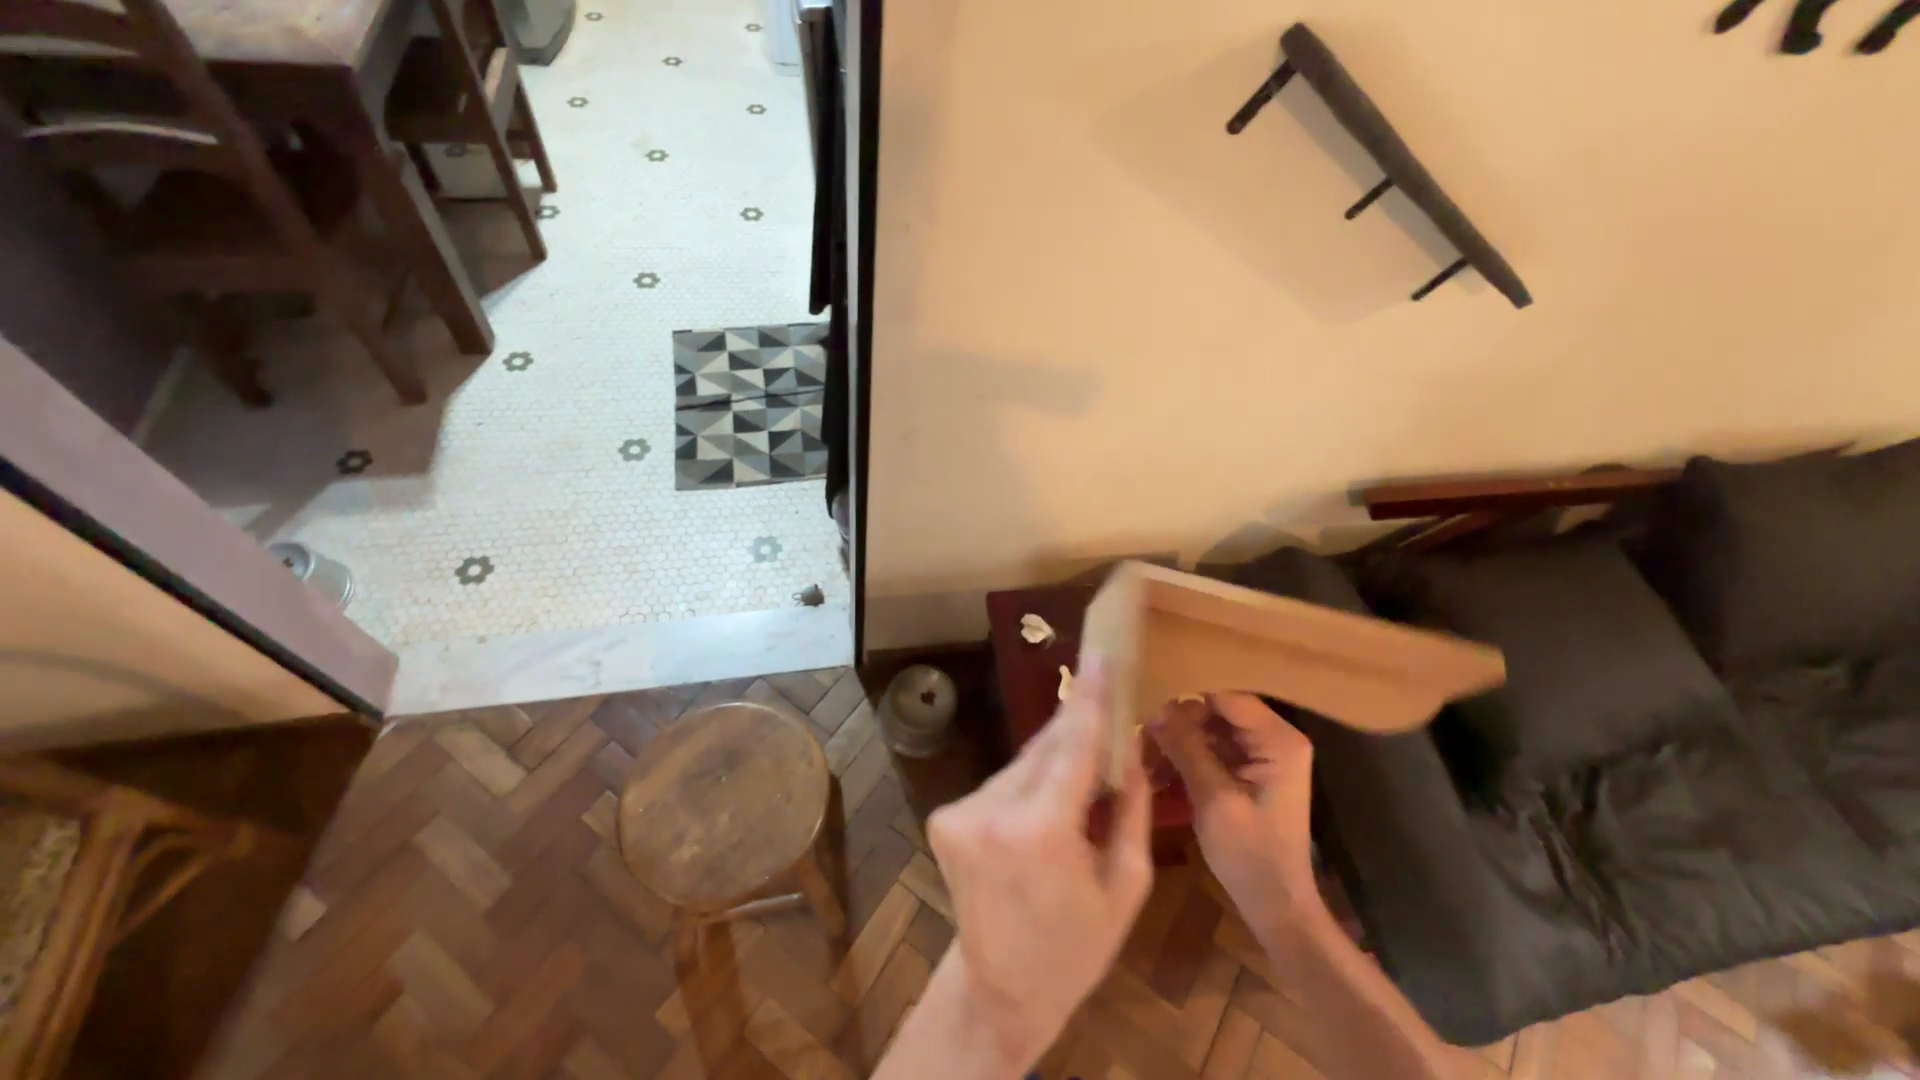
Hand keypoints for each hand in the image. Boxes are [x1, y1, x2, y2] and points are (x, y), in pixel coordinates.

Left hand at [924, 657, 1153, 1065]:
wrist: (1002, 987)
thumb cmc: (1077, 945)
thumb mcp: (1126, 883)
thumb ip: (1129, 807)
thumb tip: (1132, 743)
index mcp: (1040, 833)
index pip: (1072, 747)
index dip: (1090, 697)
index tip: (1101, 653)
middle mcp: (991, 812)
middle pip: (1044, 748)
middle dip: (1078, 725)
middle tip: (1109, 694)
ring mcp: (960, 813)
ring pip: (1022, 763)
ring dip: (1054, 757)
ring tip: (1087, 765)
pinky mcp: (947, 817)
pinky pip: (1003, 782)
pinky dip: (1030, 781)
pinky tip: (1051, 801)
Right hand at [1150, 693, 1315, 923]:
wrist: (1275, 904)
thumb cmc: (1250, 854)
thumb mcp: (1214, 798)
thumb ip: (1186, 748)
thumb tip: (1155, 708)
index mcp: (1278, 740)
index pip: (1226, 696)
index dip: (1186, 695)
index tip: (1146, 698)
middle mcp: (1275, 738)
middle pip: (1217, 709)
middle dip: (1179, 720)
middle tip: (1139, 733)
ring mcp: (1262, 755)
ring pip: (1210, 728)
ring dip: (1178, 740)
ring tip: (1142, 753)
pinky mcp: (1249, 771)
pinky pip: (1212, 749)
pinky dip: (1187, 757)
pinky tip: (1157, 770)